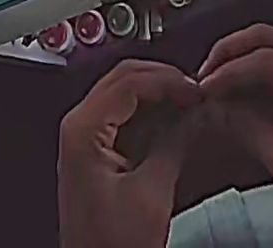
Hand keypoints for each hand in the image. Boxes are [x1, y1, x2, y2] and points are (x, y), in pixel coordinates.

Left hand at [59, 60, 201, 247]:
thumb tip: (194, 112)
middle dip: (162, 80)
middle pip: (123, 78)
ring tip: (187, 100)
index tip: (194, 89)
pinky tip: (172, 116)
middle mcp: (78, 125)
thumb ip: (174, 143)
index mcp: (83, 130)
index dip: (166, 80)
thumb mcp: (151, 194)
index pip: (128, 82)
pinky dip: (150, 109)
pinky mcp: (94, 148)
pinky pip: (123, 112)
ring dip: (158, 91)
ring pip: (124, 91)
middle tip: (193, 90)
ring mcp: (84, 135)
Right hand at [199, 25, 272, 247]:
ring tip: (213, 89)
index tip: (201, 87)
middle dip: (230, 56)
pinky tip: (237, 98)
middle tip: (202, 78)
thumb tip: (214, 107)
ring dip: (241, 66)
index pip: (265, 58)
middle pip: (267, 40)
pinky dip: (257, 81)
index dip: (227, 72)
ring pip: (272, 51)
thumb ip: (249, 130)